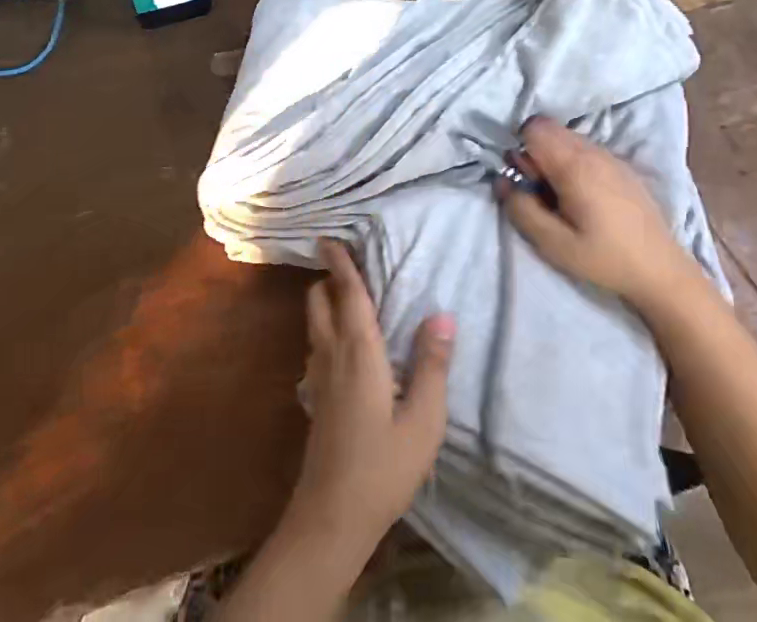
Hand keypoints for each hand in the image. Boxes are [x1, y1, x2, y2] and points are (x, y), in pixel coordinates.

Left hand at [287, 240, 453, 538]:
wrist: (331, 518)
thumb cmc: (384, 467)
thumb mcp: (425, 419)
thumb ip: (432, 365)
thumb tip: (441, 315)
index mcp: (360, 353)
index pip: (348, 296)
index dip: (340, 265)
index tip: (328, 237)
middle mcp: (332, 357)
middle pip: (319, 303)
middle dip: (329, 278)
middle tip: (350, 263)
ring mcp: (318, 379)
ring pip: (315, 324)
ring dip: (326, 302)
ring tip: (351, 296)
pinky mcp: (315, 399)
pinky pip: (318, 346)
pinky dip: (328, 328)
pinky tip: (349, 344)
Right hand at [493, 117, 702, 306]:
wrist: (659, 268)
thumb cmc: (603, 258)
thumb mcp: (553, 243)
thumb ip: (521, 209)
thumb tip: (501, 180)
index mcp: (575, 166)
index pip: (534, 128)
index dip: (520, 149)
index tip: (526, 180)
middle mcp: (593, 151)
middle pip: (550, 129)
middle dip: (535, 153)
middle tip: (541, 191)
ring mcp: (611, 156)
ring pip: (567, 138)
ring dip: (554, 159)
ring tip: (562, 197)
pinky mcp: (622, 166)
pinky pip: (585, 149)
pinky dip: (573, 164)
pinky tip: (584, 198)